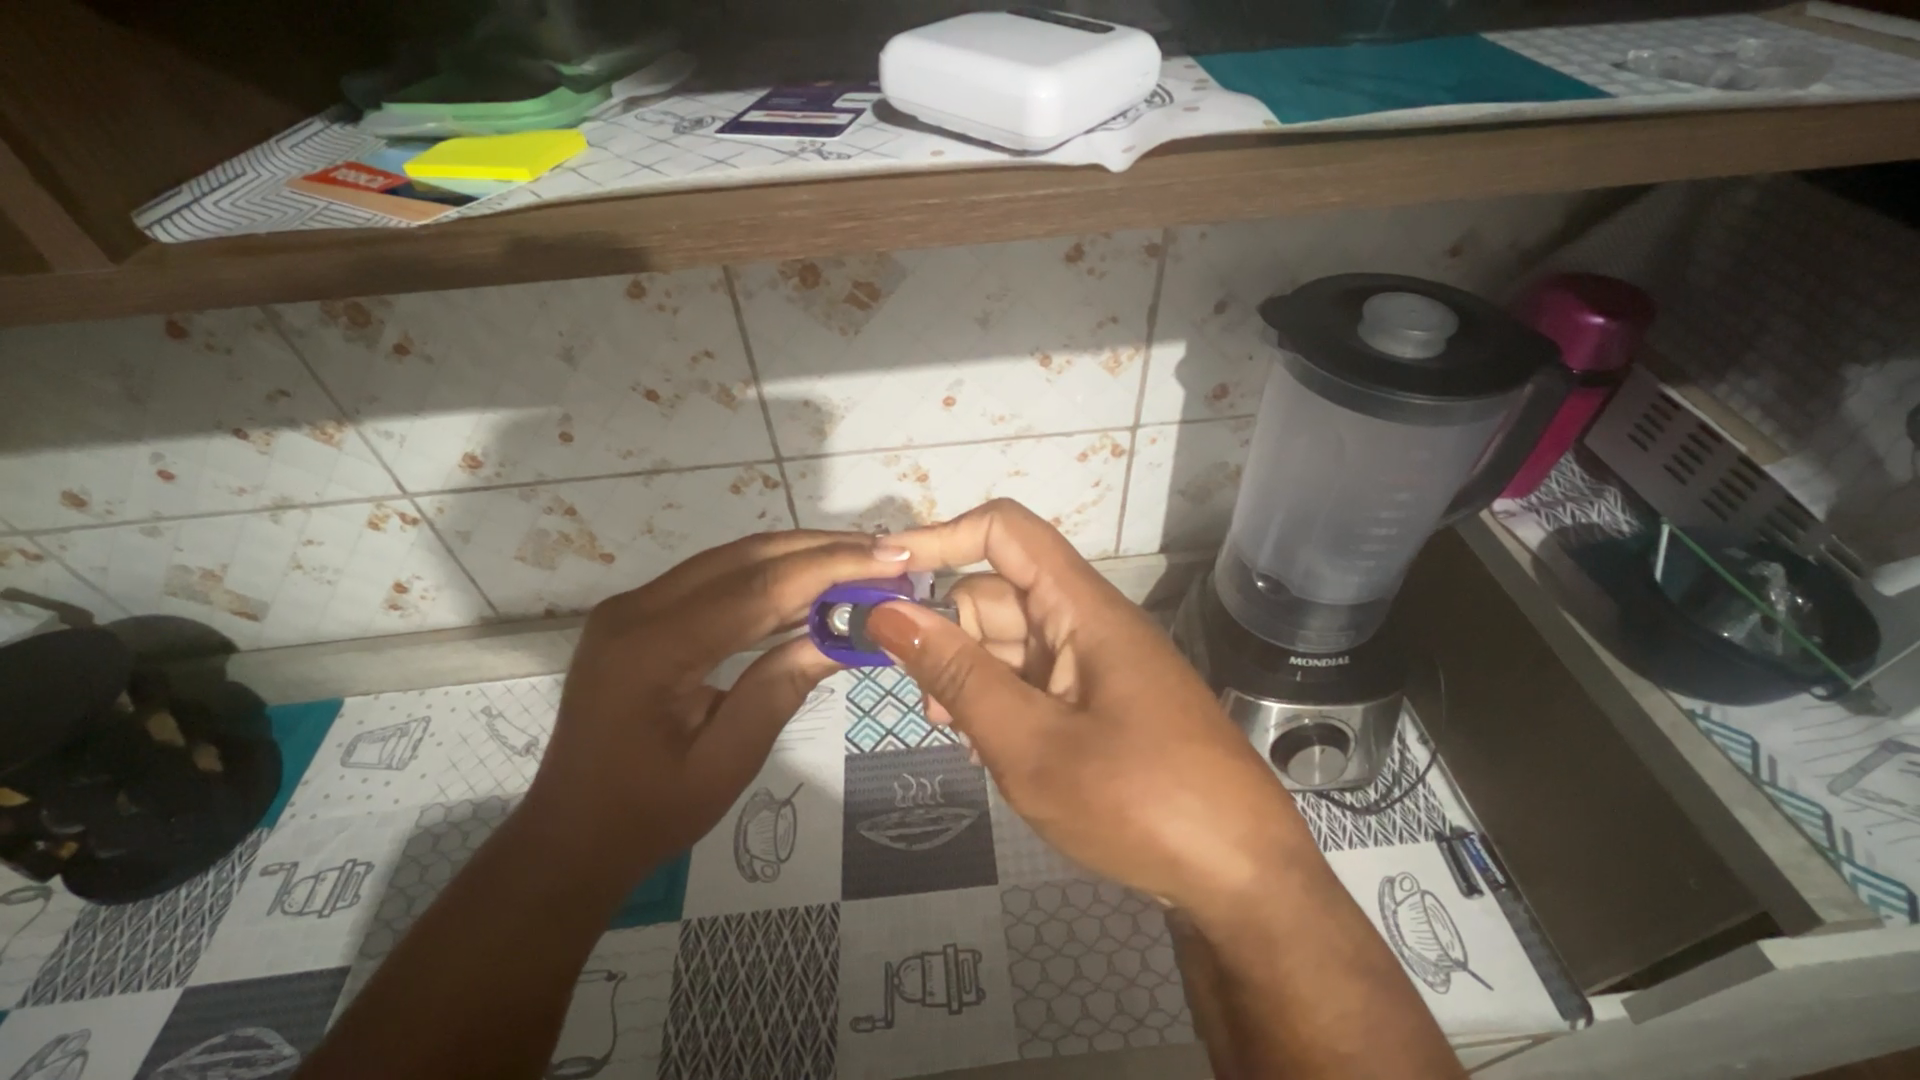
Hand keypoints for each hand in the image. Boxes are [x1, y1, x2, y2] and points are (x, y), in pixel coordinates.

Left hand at [525, 530, 910, 878]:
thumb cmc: (648, 813)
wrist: (570, 836)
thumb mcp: (727, 762)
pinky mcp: (638, 617)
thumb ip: (781, 688)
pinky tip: (808, 585)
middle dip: (820, 550)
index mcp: (651, 649)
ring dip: (797, 558)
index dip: (830, 567)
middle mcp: (635, 610)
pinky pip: (713, 581)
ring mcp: (631, 609)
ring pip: (729, 561)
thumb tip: (846, 635)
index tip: (890, 558)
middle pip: (744, 558)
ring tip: (861, 561)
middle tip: (886, 551)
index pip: (758, 587)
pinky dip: (767, 577)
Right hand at [867, 500, 1308, 918]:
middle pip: (999, 594)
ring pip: (1011, 644)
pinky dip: (1004, 707)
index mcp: (1083, 609)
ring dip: (973, 679)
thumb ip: (956, 674)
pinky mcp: (1105, 707)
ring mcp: (1100, 668)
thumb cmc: (1137, 802)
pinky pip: (1036, 683)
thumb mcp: (1030, 743)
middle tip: (935, 705)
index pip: (1005, 532)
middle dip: (951, 637)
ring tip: (968, 740)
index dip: (942, 538)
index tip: (885, 580)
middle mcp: (1091, 625)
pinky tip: (998, 754)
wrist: (1241, 877)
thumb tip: (888, 611)